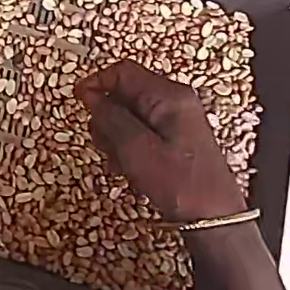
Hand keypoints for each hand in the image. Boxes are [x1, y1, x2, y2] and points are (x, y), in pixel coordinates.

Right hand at [75, 60, 247, 222]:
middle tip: (103, 144)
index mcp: (168, 96)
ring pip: (129, 114)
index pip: (123, 71)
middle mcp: (174, 100)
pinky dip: (127, 145)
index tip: (77, 100)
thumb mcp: (136, 149)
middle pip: (125, 93)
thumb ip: (110, 117)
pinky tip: (128, 167)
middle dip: (106, 116)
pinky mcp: (175, 137)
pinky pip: (141, 131)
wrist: (213, 218)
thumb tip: (90, 95)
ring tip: (118, 161)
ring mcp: (176, 119)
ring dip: (114, 135)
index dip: (96, 83)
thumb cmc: (178, 183)